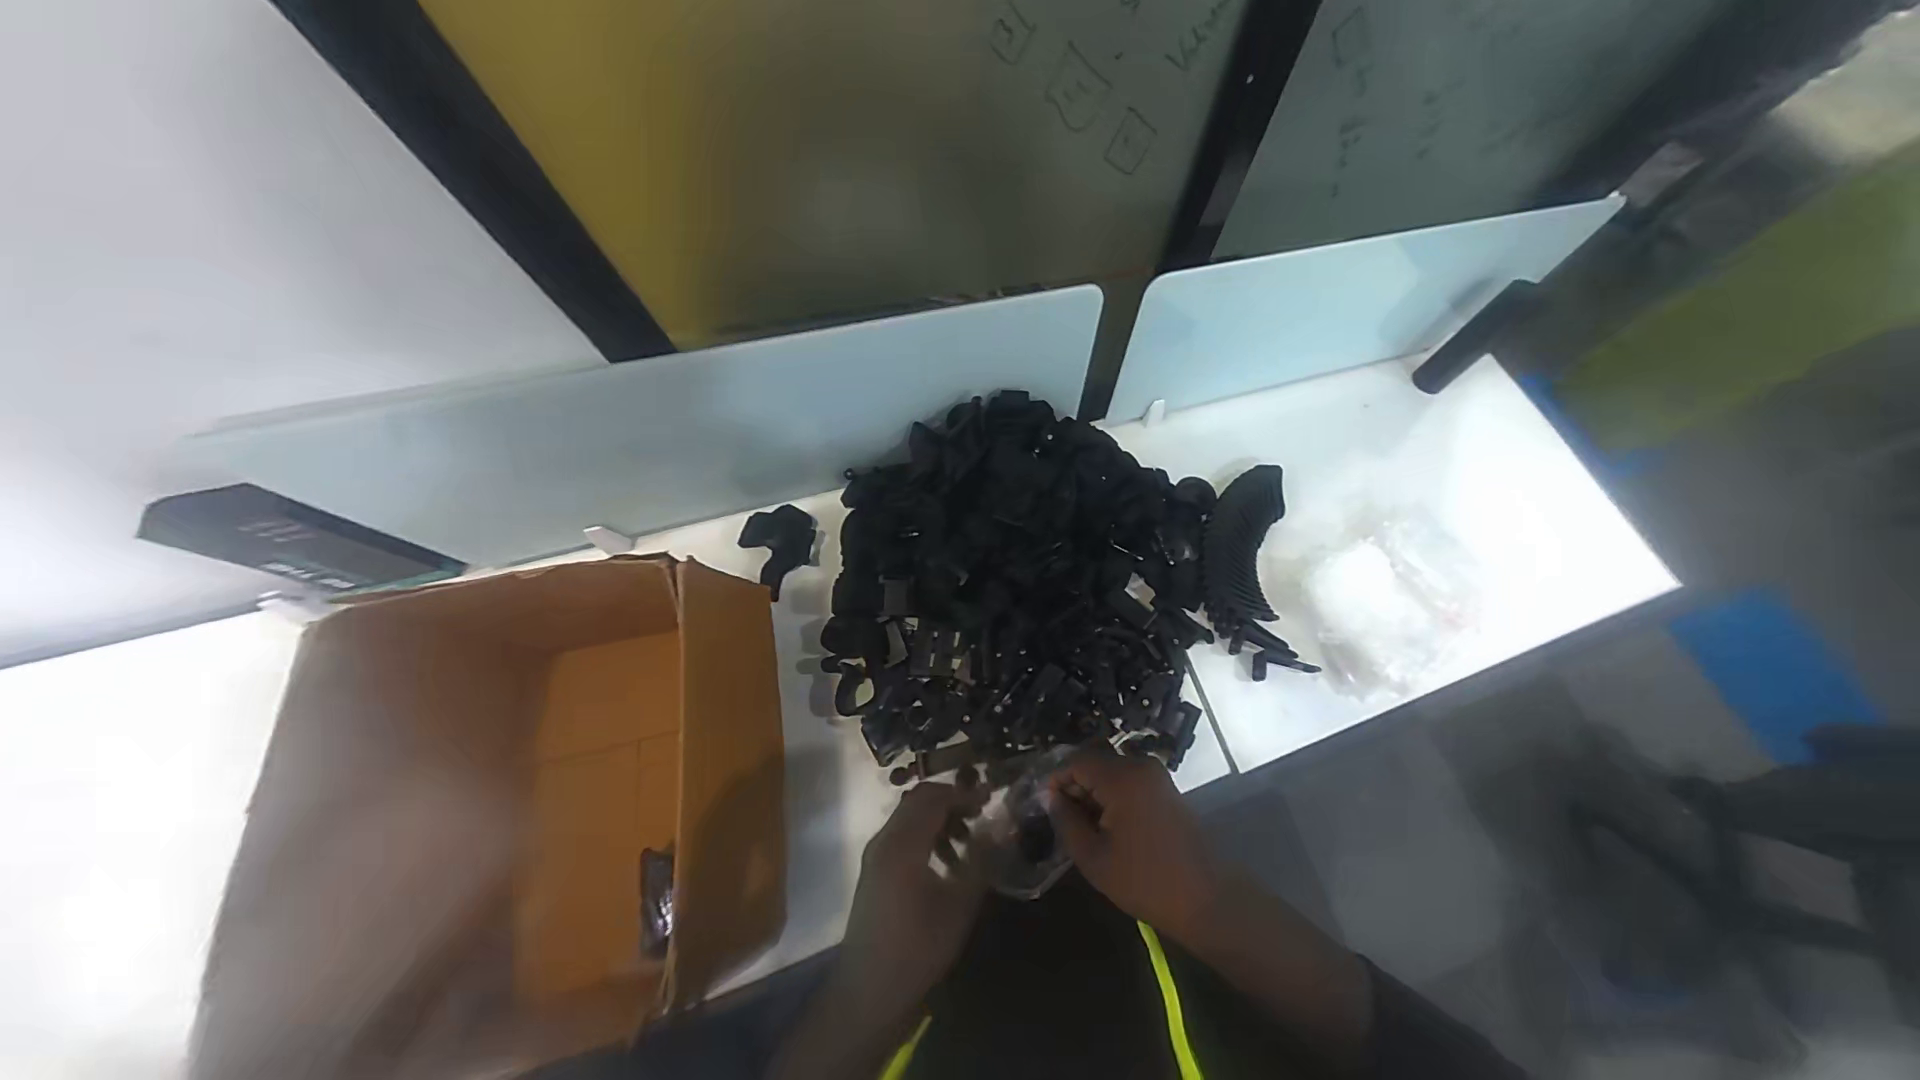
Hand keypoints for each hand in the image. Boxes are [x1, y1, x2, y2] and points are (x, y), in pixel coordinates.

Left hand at [836, 782, 987, 1010]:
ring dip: (939, 820)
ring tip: (968, 843)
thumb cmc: (918, 948)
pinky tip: (946, 864)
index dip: (964, 793)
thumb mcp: (959, 905)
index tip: (991, 798)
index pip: (934, 798)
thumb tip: (997, 828)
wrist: (869, 990)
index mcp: (903, 843)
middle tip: (981, 814)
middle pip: (919, 801)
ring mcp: (875, 854)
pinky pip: (901, 836)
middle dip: (952, 802)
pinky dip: (925, 836)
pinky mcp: (874, 870)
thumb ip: (980, 861)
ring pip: (909, 818)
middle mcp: (884, 840)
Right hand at [1047, 743, 1220, 940]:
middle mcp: (1140, 766)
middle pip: (1094, 764)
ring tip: (1081, 828)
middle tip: (1060, 820)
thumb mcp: (1093, 857)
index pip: (1075, 762)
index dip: (1055, 781)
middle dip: (1074, 788)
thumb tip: (1050, 798)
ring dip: (1093, 794)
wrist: (1209, 901)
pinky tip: (1107, 829)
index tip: (1043, 807)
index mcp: (1122, 777)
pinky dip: (1112, 799)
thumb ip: (1066, 821)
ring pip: (1111, 774)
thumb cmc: (1146, 881)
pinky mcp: (1166, 791)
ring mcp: (1157, 777)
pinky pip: (1128, 783)